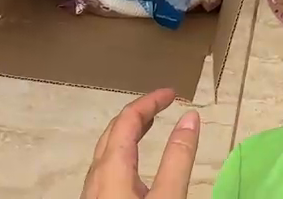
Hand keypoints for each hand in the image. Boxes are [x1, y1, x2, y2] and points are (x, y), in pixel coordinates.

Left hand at [82, 88, 200, 198]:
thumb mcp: (168, 196)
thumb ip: (178, 158)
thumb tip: (190, 116)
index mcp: (111, 167)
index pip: (128, 118)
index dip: (151, 100)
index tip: (173, 93)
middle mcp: (95, 178)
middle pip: (113, 132)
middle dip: (138, 112)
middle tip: (162, 105)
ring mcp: (91, 195)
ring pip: (106, 152)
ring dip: (128, 133)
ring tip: (149, 126)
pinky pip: (105, 170)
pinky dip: (123, 153)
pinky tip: (133, 167)